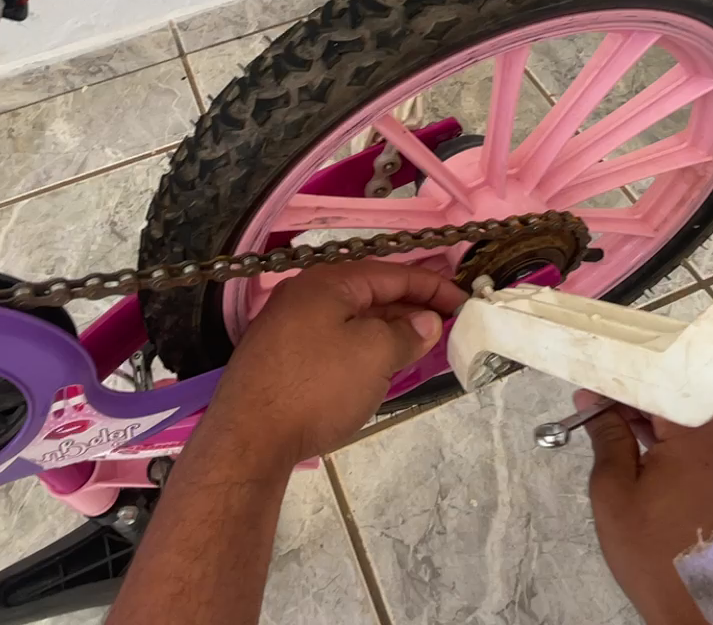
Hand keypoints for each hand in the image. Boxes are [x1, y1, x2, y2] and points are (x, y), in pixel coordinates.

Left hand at [203, 259, 467, 465]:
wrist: (248, 438)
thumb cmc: (317, 387)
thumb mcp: (374, 355)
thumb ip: (405, 333)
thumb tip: (425, 321)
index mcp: (329, 281)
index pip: (392, 273)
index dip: (432, 285)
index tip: (464, 300)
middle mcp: (306, 293)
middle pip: (370, 292)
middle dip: (410, 307)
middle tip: (448, 324)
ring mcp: (289, 324)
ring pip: (351, 318)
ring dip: (388, 328)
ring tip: (420, 345)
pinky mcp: (281, 355)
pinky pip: (334, 338)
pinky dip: (362, 345)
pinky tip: (377, 365)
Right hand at [580, 391, 712, 624]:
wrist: (706, 621)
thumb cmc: (654, 554)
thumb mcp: (614, 492)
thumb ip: (607, 438)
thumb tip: (594, 401)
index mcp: (699, 439)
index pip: (658, 385)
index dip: (620, 382)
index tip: (589, 388)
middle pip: (677, 400)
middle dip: (635, 399)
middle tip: (594, 409)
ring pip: (689, 422)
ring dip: (652, 421)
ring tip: (612, 429)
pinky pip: (701, 446)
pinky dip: (672, 442)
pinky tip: (643, 453)